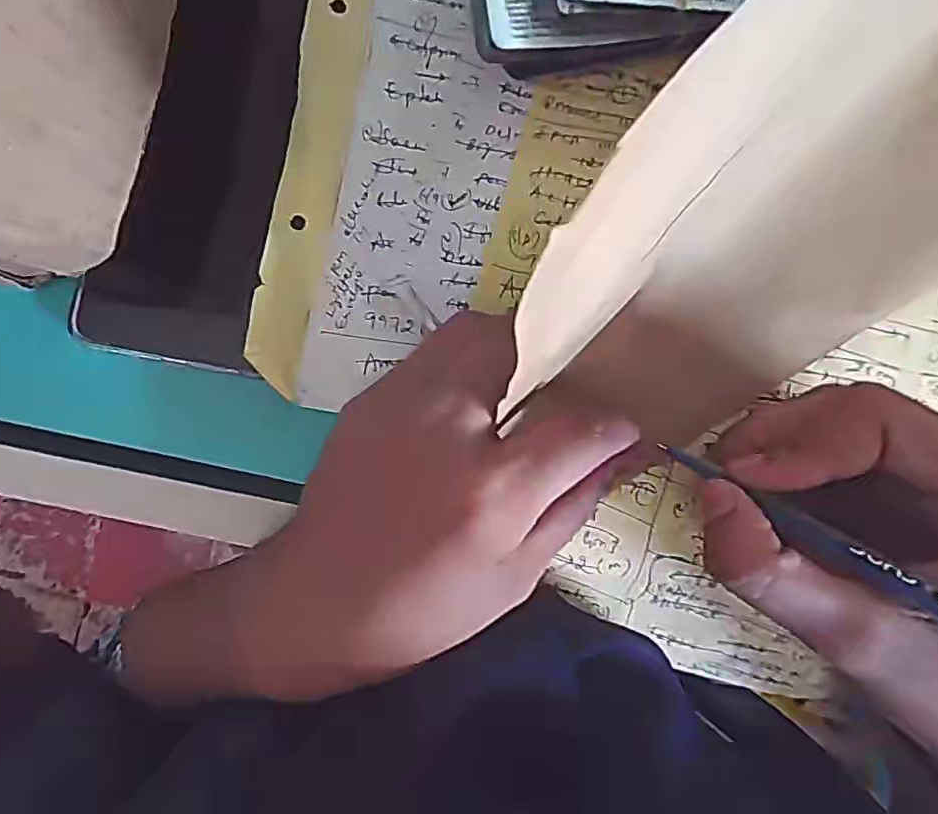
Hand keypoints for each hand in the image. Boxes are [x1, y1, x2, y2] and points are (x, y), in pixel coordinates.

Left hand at [119, 311, 644, 705]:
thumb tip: (618, 451)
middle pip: (516, 344)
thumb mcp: (516, 576)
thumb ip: (573, 502)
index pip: (577, 424)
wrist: (316, 599)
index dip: (612, 421)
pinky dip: (464, 358)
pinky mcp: (372, 394)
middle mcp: (447, 424)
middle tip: (562, 388)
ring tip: (515, 384)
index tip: (621, 425)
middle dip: (554, 357)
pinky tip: (466, 398)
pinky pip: (433, 350)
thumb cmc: (424, 608)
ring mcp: (401, 399)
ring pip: (471, 330)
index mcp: (492, 489)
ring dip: (507, 345)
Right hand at [697, 384, 937, 813]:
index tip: (737, 476)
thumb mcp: (874, 657)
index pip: (893, 424)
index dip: (803, 440)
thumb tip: (711, 495)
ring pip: (855, 439)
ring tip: (743, 496)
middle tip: (726, 478)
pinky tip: (776, 512)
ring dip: (786, 462)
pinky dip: (802, 485)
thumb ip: (780, 578)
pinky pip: (856, 470)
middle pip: (870, 421)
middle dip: (785, 445)